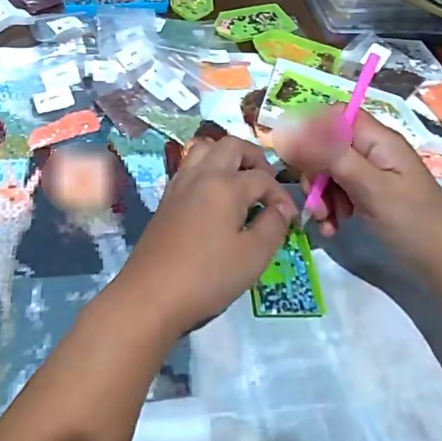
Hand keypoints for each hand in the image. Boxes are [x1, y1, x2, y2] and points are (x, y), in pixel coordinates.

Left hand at [110, 136, 297, 334]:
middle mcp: (201, 175)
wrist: (151, 295)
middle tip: (267, 183)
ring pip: (205, 149)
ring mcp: (180, 184)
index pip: (263, 178)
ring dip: (227, 157)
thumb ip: (273, 226)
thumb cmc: (207, 276)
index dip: (281, 195)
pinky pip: (190, 166)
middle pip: (231, 146)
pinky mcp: (166, 197)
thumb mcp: (253, 256)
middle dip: (255, 158)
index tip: (290, 218)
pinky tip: (215, 195)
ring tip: (240, 181)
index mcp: (226, 185)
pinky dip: (207, 168)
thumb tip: (281, 209)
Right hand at [275, 109, 441, 270]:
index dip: (311, 131)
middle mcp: (373, 151)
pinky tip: (333, 228)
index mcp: (377, 140)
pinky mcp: (370, 195)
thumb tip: (291, 129)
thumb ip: (331, 156)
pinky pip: (340, 191)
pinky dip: (332, 208)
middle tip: (316, 203)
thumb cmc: (412, 222)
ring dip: (322, 195)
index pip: (335, 116)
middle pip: (327, 146)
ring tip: (327, 221)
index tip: (297, 158)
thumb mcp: (369, 187)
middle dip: (315, 173)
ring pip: (330, 171)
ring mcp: (372, 174)